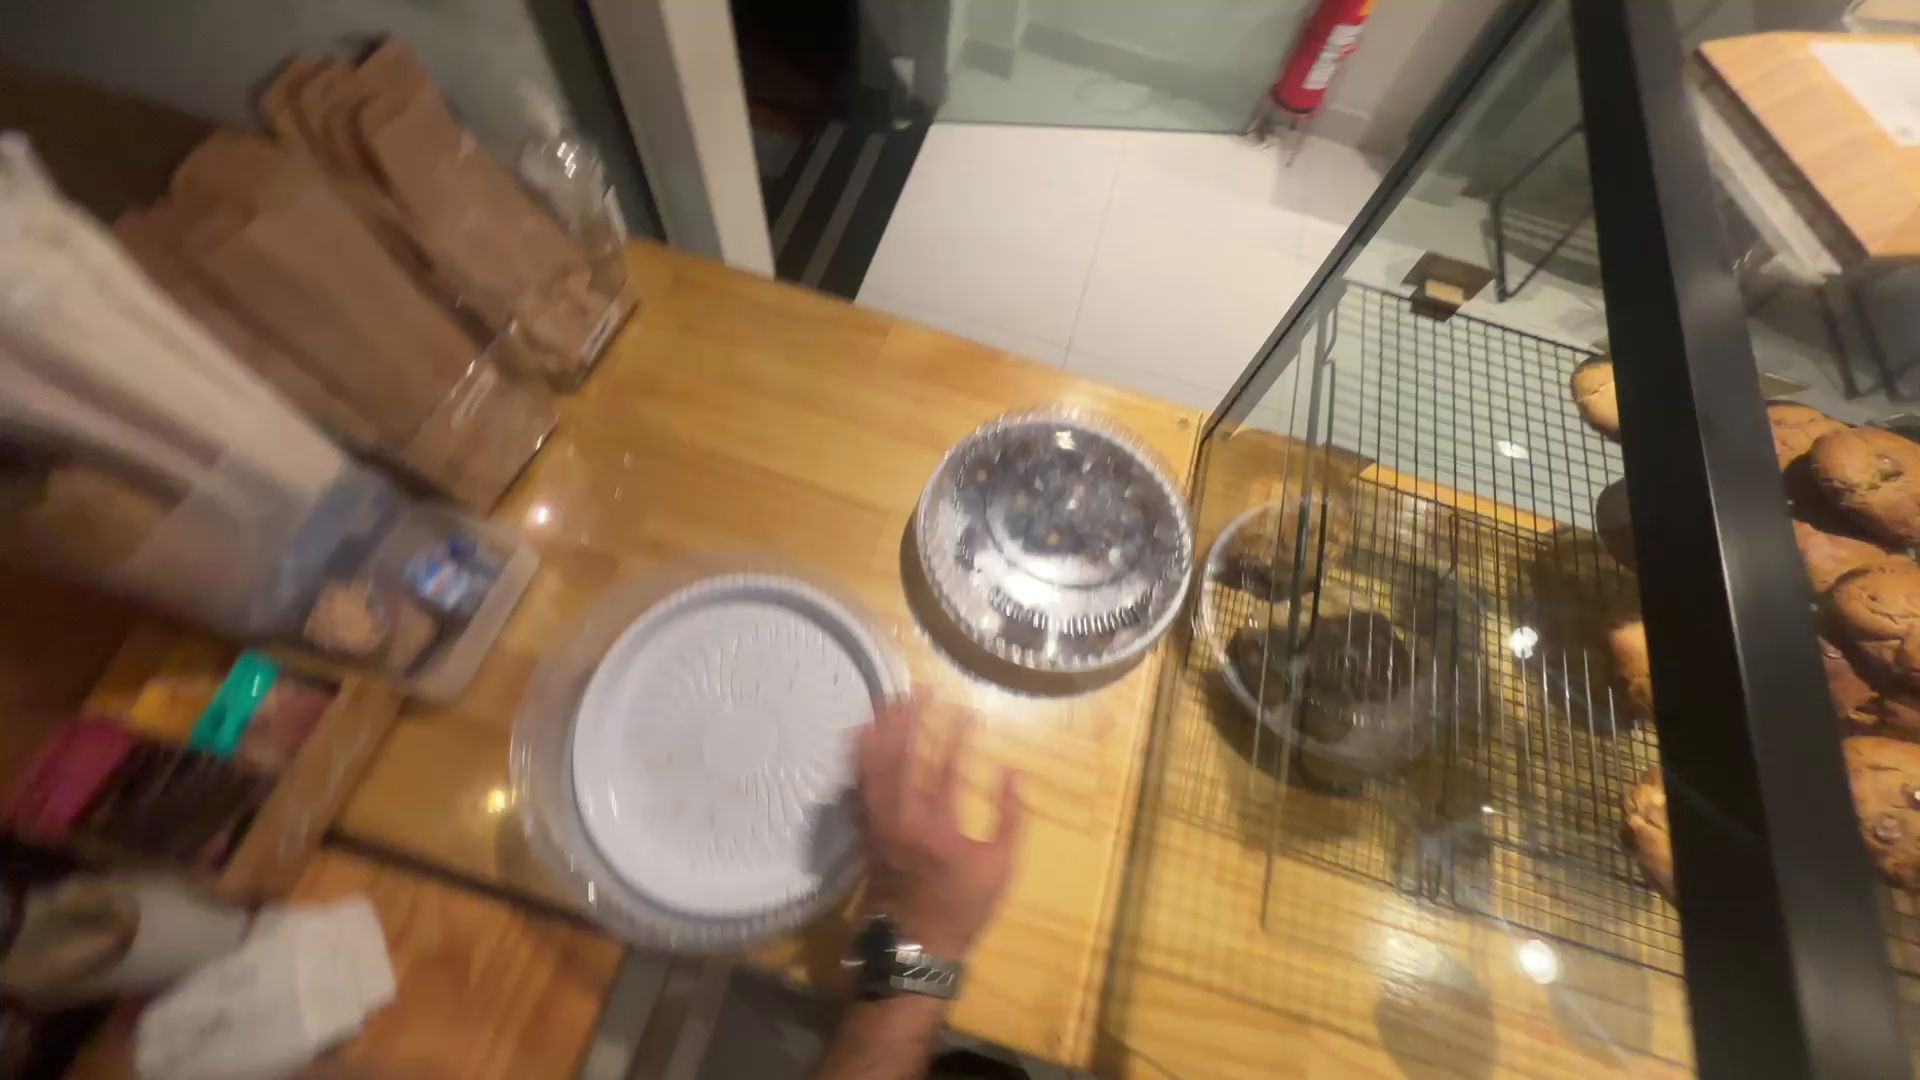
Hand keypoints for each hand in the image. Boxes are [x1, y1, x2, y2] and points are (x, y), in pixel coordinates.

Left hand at [855, 692, 1023, 957]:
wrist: (915, 947)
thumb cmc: (963, 906)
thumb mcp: (1000, 868)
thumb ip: (1010, 818)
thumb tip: (1016, 772)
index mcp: (939, 827)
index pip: (948, 765)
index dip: (957, 734)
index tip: (967, 709)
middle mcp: (902, 819)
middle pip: (901, 757)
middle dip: (909, 719)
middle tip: (917, 690)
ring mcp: (878, 824)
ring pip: (872, 768)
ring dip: (879, 731)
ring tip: (886, 701)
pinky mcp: (864, 831)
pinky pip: (857, 787)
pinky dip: (857, 759)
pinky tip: (859, 736)